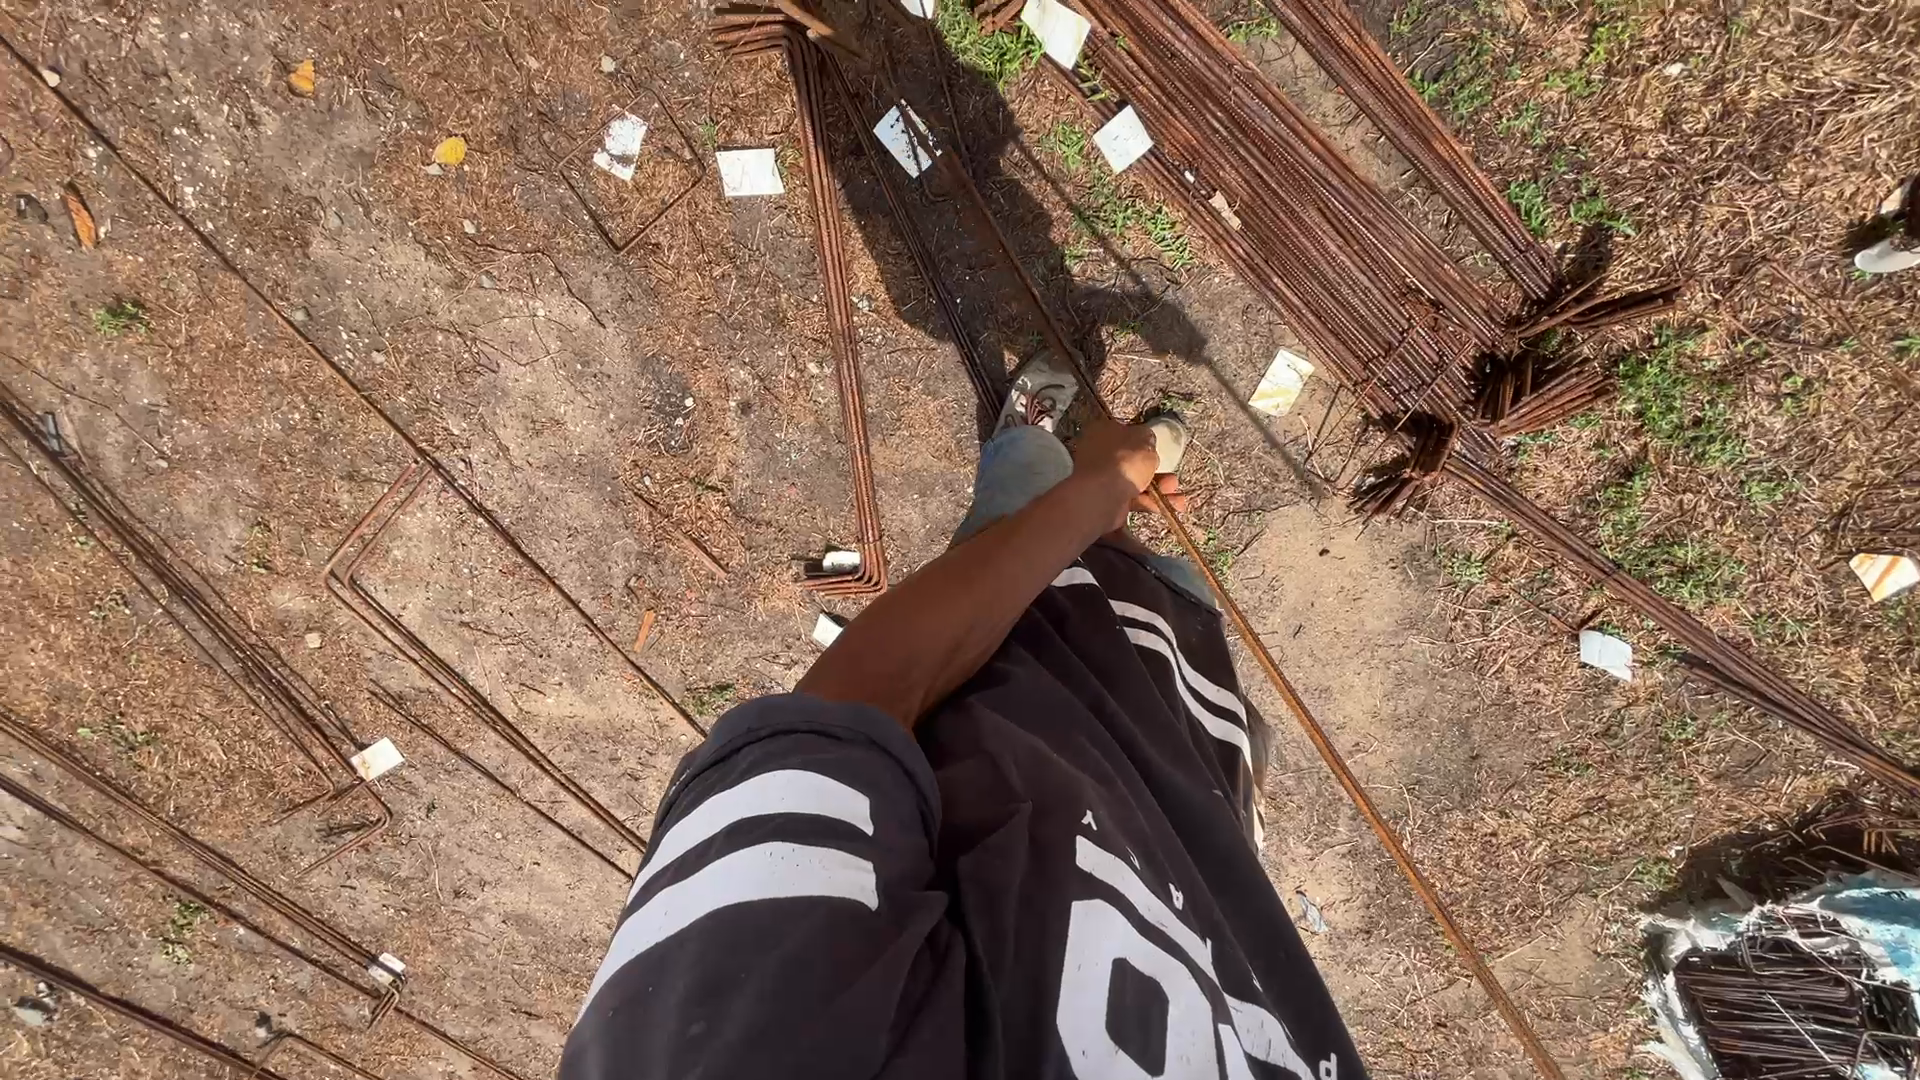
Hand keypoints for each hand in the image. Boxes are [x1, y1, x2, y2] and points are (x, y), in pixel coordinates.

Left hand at [1071, 416, 1189, 530]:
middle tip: (1170, 473)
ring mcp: (1101, 479)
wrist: (1104, 495)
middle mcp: (1097, 453)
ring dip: (1158, 486)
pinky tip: (1173, 504)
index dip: (1140, 439)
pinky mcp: (1107, 500)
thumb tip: (1146, 441)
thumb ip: (1147, 438)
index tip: (1155, 446)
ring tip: (1173, 489)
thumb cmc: (1124, 459)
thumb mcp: (1145, 438)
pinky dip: (1152, 501)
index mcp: (1101, 431)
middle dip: (1154, 467)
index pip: (1122, 431)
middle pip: (1130, 459)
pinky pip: (1133, 499)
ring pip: (1134, 480)